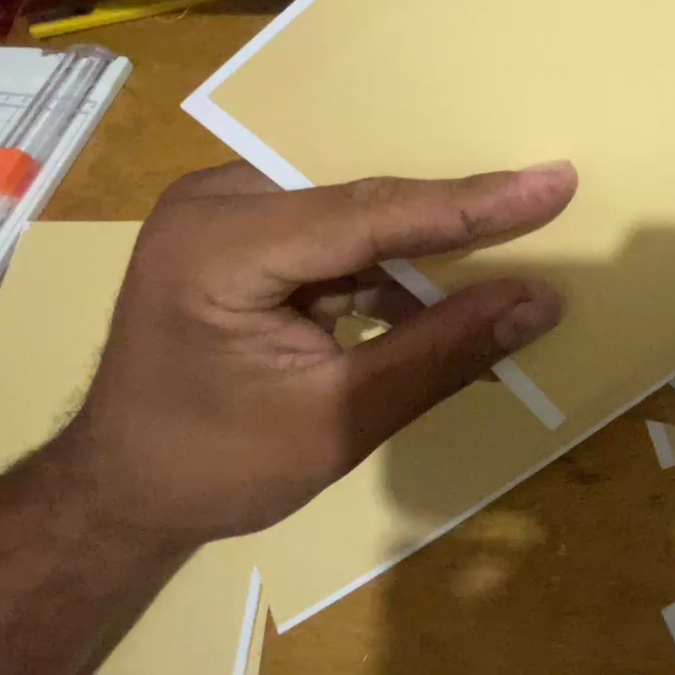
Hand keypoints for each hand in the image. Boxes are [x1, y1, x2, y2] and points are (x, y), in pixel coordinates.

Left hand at [49, 160, 577, 546]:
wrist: (122, 490)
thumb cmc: (214, 468)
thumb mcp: (337, 422)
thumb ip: (441, 354)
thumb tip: (539, 301)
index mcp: (218, 246)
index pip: (368, 211)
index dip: (469, 204)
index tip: (552, 184)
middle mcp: (221, 201)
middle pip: (365, 191)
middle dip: (455, 207)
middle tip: (544, 197)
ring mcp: (233, 209)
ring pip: (360, 205)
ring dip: (430, 236)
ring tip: (513, 242)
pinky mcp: (253, 228)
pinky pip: (344, 228)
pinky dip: (398, 259)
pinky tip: (450, 284)